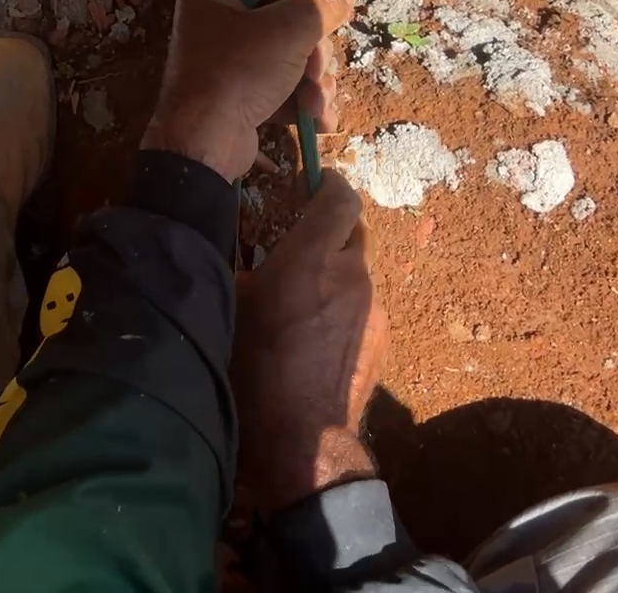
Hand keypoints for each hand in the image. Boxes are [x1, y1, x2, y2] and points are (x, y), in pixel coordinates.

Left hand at [140, 0, 353, 180]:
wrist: (205, 142)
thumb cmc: (240, 71)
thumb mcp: (288, 29)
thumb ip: (321, 6)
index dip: (299, 1)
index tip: (320, 19)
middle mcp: (214, 29)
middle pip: (284, 27)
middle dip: (313, 54)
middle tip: (316, 70)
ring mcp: (226, 68)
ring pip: (288, 63)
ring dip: (313, 83)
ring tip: (317, 102)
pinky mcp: (237, 101)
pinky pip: (279, 93)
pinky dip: (301, 104)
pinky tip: (319, 120)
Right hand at [232, 178, 388, 512]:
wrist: (302, 437)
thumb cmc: (255, 365)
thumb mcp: (234, 304)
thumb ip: (249, 268)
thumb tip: (246, 252)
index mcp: (310, 260)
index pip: (339, 200)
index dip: (330, 183)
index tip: (316, 180)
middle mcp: (350, 275)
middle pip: (350, 232)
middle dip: (329, 231)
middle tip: (299, 245)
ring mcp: (373, 308)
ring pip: (355, 270)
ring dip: (334, 272)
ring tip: (302, 299)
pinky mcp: (383, 336)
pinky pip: (362, 303)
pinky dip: (342, 304)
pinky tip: (317, 334)